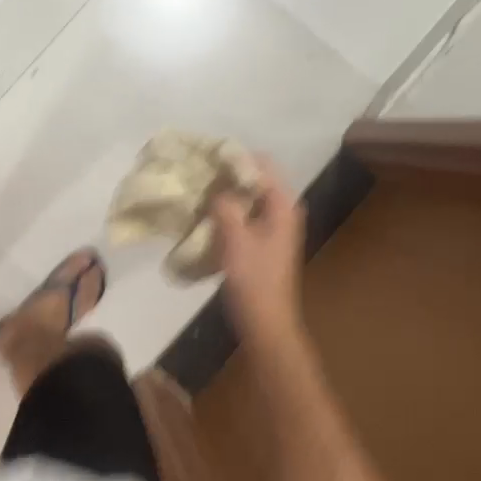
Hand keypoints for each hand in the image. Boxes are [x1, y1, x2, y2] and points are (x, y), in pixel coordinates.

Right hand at [212, 160, 307, 341]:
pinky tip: (205, 215)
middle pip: (255, 179)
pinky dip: (227, 211)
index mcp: (283, 205)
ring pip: (248, 197)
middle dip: (227, 175)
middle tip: (197, 175)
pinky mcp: (262, 241)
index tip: (206, 158)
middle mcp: (283, 211)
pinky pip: (244, 214)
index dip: (235, 157)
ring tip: (197, 192)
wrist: (266, 323)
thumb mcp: (235, 239)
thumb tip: (215, 187)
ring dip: (225, 194)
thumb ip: (226, 206)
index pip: (262, 164)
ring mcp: (274, 227)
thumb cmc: (254, 280)